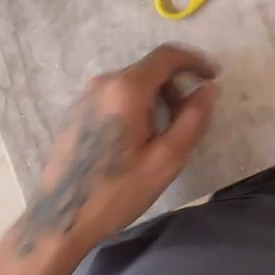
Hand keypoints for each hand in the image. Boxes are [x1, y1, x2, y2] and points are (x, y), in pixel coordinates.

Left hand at [9, 44, 219, 263]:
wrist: (61, 219)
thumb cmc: (117, 191)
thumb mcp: (166, 160)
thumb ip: (192, 119)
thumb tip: (208, 90)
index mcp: (127, 88)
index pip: (167, 55)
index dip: (195, 61)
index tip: (213, 76)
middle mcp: (104, 82)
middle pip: (150, 70)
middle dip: (175, 88)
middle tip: (186, 122)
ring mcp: (86, 95)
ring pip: (132, 84)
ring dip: (155, 100)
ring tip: (160, 138)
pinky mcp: (76, 110)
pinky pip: (115, 96)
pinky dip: (134, 106)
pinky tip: (134, 142)